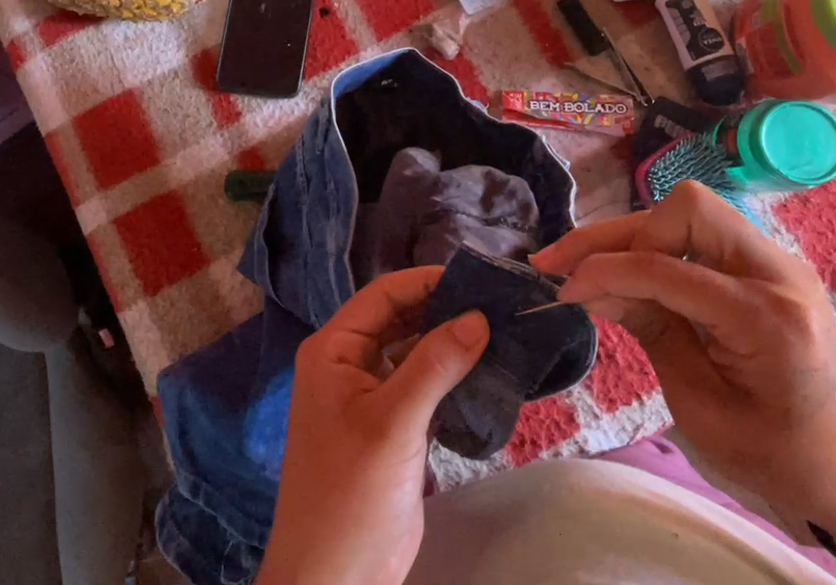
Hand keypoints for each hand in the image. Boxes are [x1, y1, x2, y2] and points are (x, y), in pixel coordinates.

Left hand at [258, 266, 489, 584]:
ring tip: (503, 331)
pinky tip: (486, 372)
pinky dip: (450, 377)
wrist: (335, 575)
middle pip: (399, 320)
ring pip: (413, 353)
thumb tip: (478, 316)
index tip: (479, 279)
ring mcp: (368, 396)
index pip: (382, 296)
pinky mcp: (390, 428)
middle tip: (500, 305)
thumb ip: (434, 365)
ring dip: (450, 344)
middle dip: (443, 310)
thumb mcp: (393, 422)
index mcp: (333, 349)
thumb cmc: (352, 490)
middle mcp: (347, 363)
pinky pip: (421, 386)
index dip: (427, 283)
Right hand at [531, 181, 835, 547]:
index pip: (664, 267)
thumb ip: (648, 329)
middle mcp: (779, 273)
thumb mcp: (698, 403)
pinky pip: (699, 234)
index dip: (603, 271)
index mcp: (768, 318)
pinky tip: (620, 271)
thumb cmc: (772, 458)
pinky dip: (653, 246)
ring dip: (630, 235)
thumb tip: (585, 285)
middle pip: (684, 210)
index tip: (559, 289)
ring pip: (688, 212)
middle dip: (616, 234)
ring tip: (579, 263)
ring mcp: (776, 264)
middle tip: (560, 261)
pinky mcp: (764, 267)